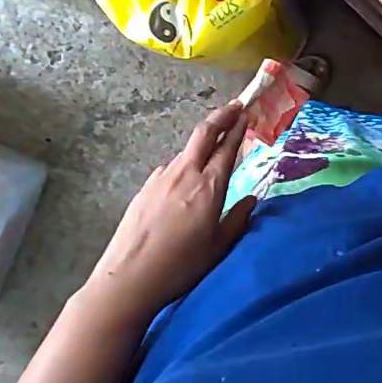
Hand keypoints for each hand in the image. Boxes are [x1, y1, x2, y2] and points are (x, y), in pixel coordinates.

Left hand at [79, 102, 256, 326]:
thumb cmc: (182, 265)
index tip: (247, 114)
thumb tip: (251, 199)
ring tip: (212, 153)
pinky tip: (184, 186)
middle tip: (234, 106)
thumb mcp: (219, 245)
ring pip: (187, 152)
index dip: (239, 128)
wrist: (130, 276)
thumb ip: (238, 218)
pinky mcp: (146, 187)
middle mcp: (186, 173)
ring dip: (202, 145)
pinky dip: (184, 167)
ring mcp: (162, 177)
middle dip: (221, 116)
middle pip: (205, 133)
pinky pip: (171, 170)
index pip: (228, 148)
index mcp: (210, 186)